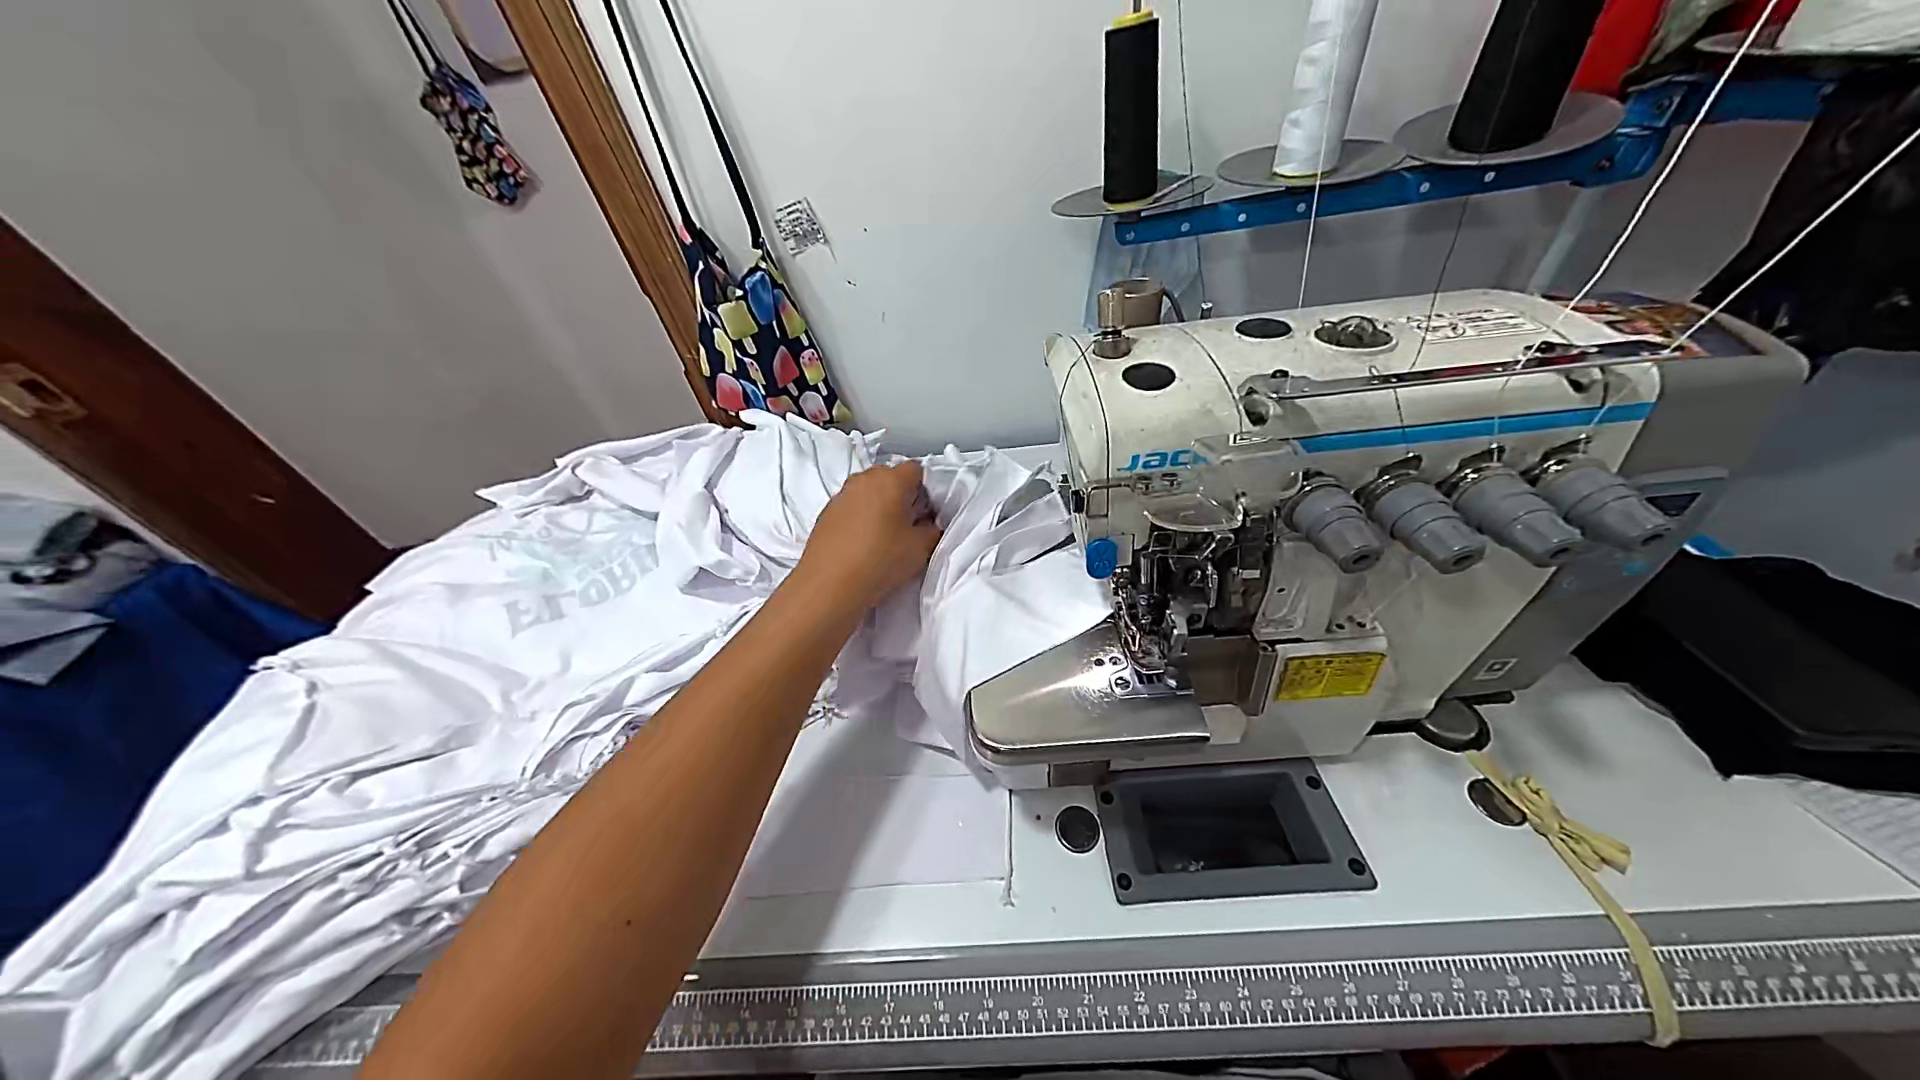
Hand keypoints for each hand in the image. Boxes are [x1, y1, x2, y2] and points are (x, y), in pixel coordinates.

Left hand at [794, 461, 940, 612]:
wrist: (829, 585)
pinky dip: (859, 517)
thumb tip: (929, 525)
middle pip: (889, 477)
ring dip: (878, 506)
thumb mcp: (920, 548)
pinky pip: (850, 506)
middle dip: (901, 495)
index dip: (926, 489)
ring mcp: (841, 495)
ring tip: (884, 536)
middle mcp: (863, 480)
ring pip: (868, 491)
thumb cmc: (878, 561)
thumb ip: (932, 530)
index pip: (916, 470)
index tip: (926, 511)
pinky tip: (863, 543)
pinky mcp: (826, 513)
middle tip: (908, 524)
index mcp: (890, 480)